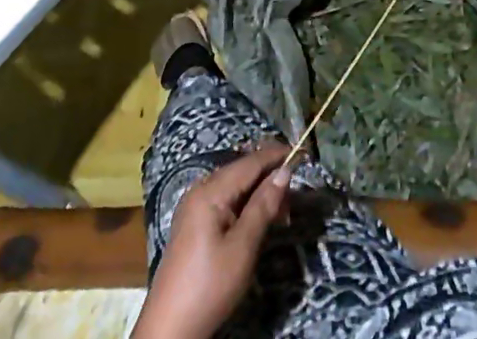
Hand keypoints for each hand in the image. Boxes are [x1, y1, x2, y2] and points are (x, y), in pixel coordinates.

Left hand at [132, 143, 290, 338]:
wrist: (170, 332)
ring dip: (261, 193)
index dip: (279, 156)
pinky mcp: (195, 225)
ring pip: (237, 187)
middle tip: (295, 196)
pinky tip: (260, 220)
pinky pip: (227, 202)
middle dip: (271, 177)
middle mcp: (200, 192)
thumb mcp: (244, 245)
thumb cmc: (210, 285)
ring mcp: (195, 209)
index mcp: (210, 193)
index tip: (306, 154)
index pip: (251, 162)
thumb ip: (265, 204)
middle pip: (243, 171)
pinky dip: (247, 205)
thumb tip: (285, 170)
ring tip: (282, 213)